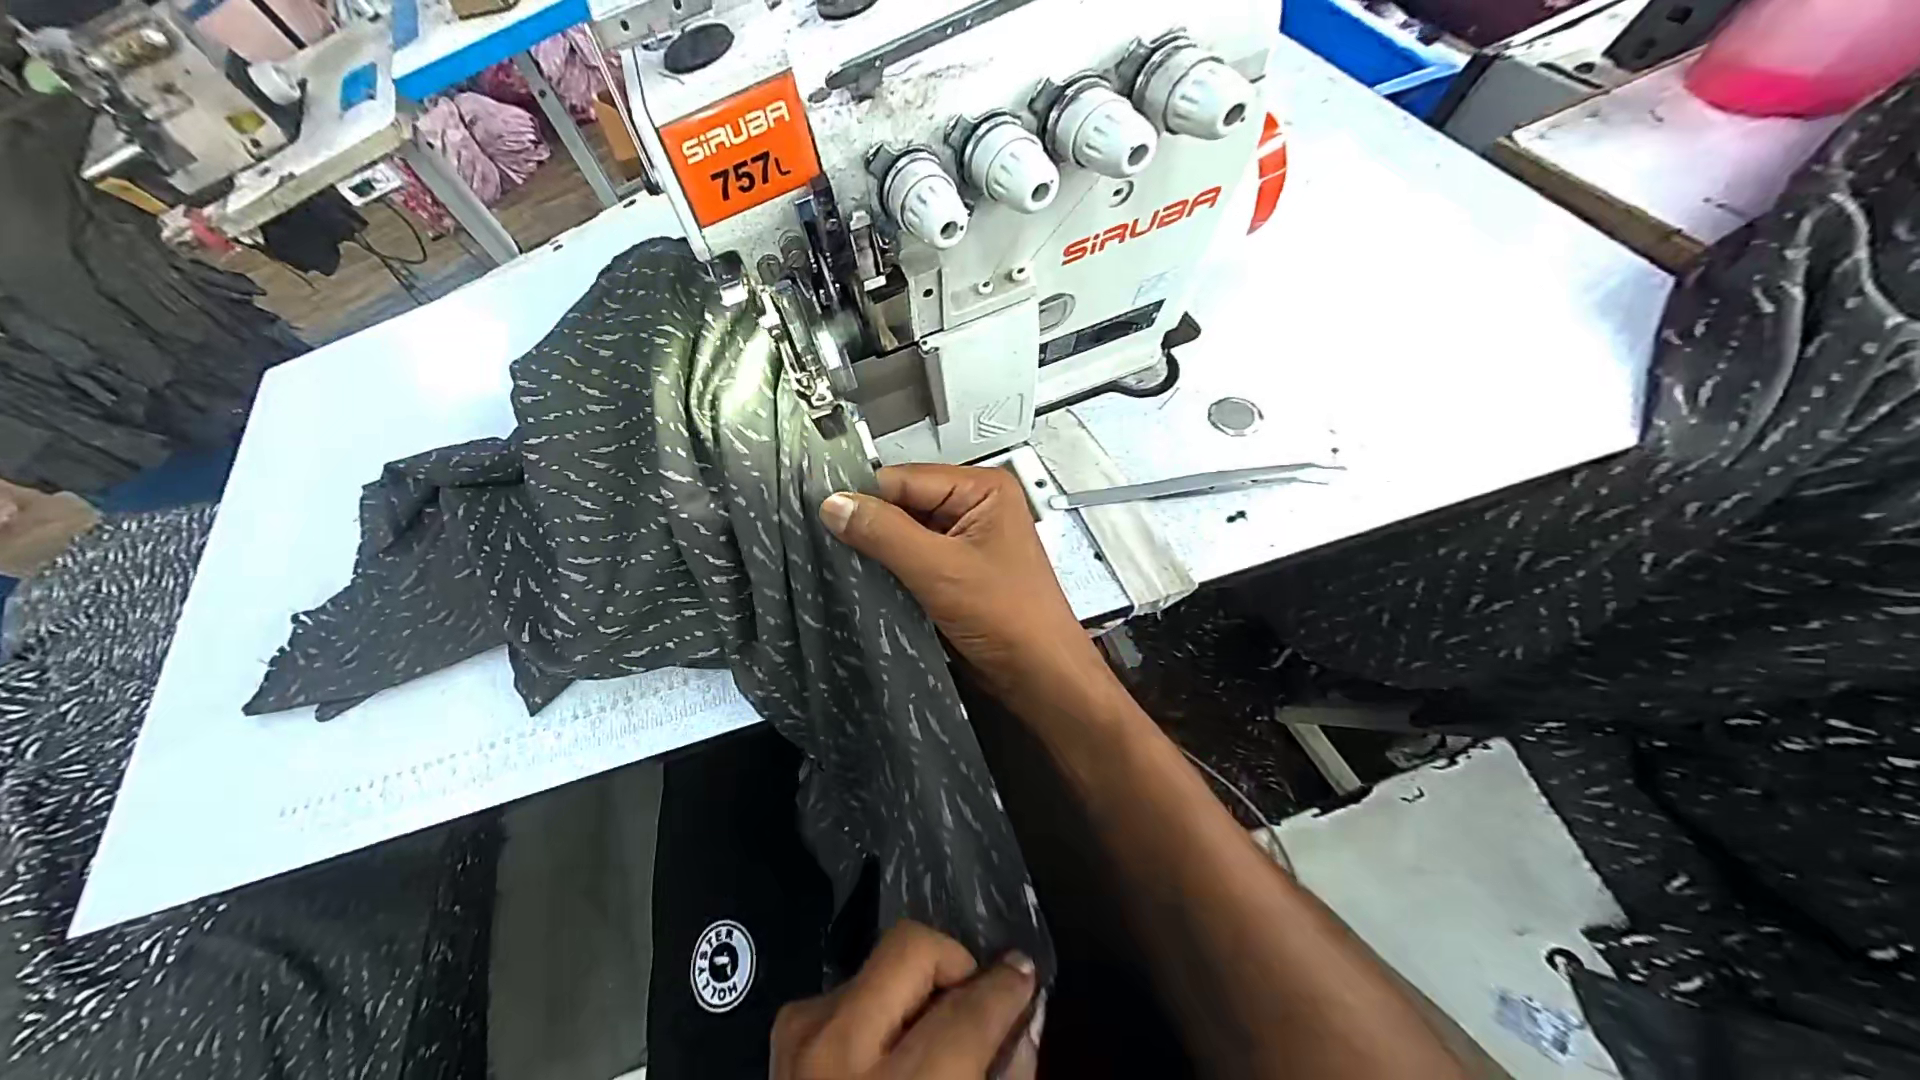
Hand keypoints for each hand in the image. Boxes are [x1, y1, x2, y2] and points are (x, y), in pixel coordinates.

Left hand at [771, 921, 1043, 1079]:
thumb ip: (1003, 1077)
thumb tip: (1020, 1011)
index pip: (965, 1013)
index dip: (1006, 987)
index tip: (1023, 973)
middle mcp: (839, 1053)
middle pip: (912, 949)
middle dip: (955, 963)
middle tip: (975, 998)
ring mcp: (802, 1038)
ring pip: (880, 962)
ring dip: (915, 988)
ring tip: (929, 1037)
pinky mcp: (785, 1035)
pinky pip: (849, 990)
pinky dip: (880, 1008)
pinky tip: (885, 1056)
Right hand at [818, 465, 1111, 714]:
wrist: (1038, 675)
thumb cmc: (1013, 619)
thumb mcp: (941, 569)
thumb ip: (885, 533)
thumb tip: (836, 505)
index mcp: (983, 489)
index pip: (904, 478)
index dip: (865, 497)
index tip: (827, 516)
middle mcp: (975, 507)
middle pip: (902, 503)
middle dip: (872, 526)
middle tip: (834, 545)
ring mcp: (964, 541)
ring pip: (904, 533)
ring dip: (881, 552)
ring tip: (854, 568)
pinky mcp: (955, 572)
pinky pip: (912, 559)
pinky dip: (892, 571)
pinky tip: (874, 583)